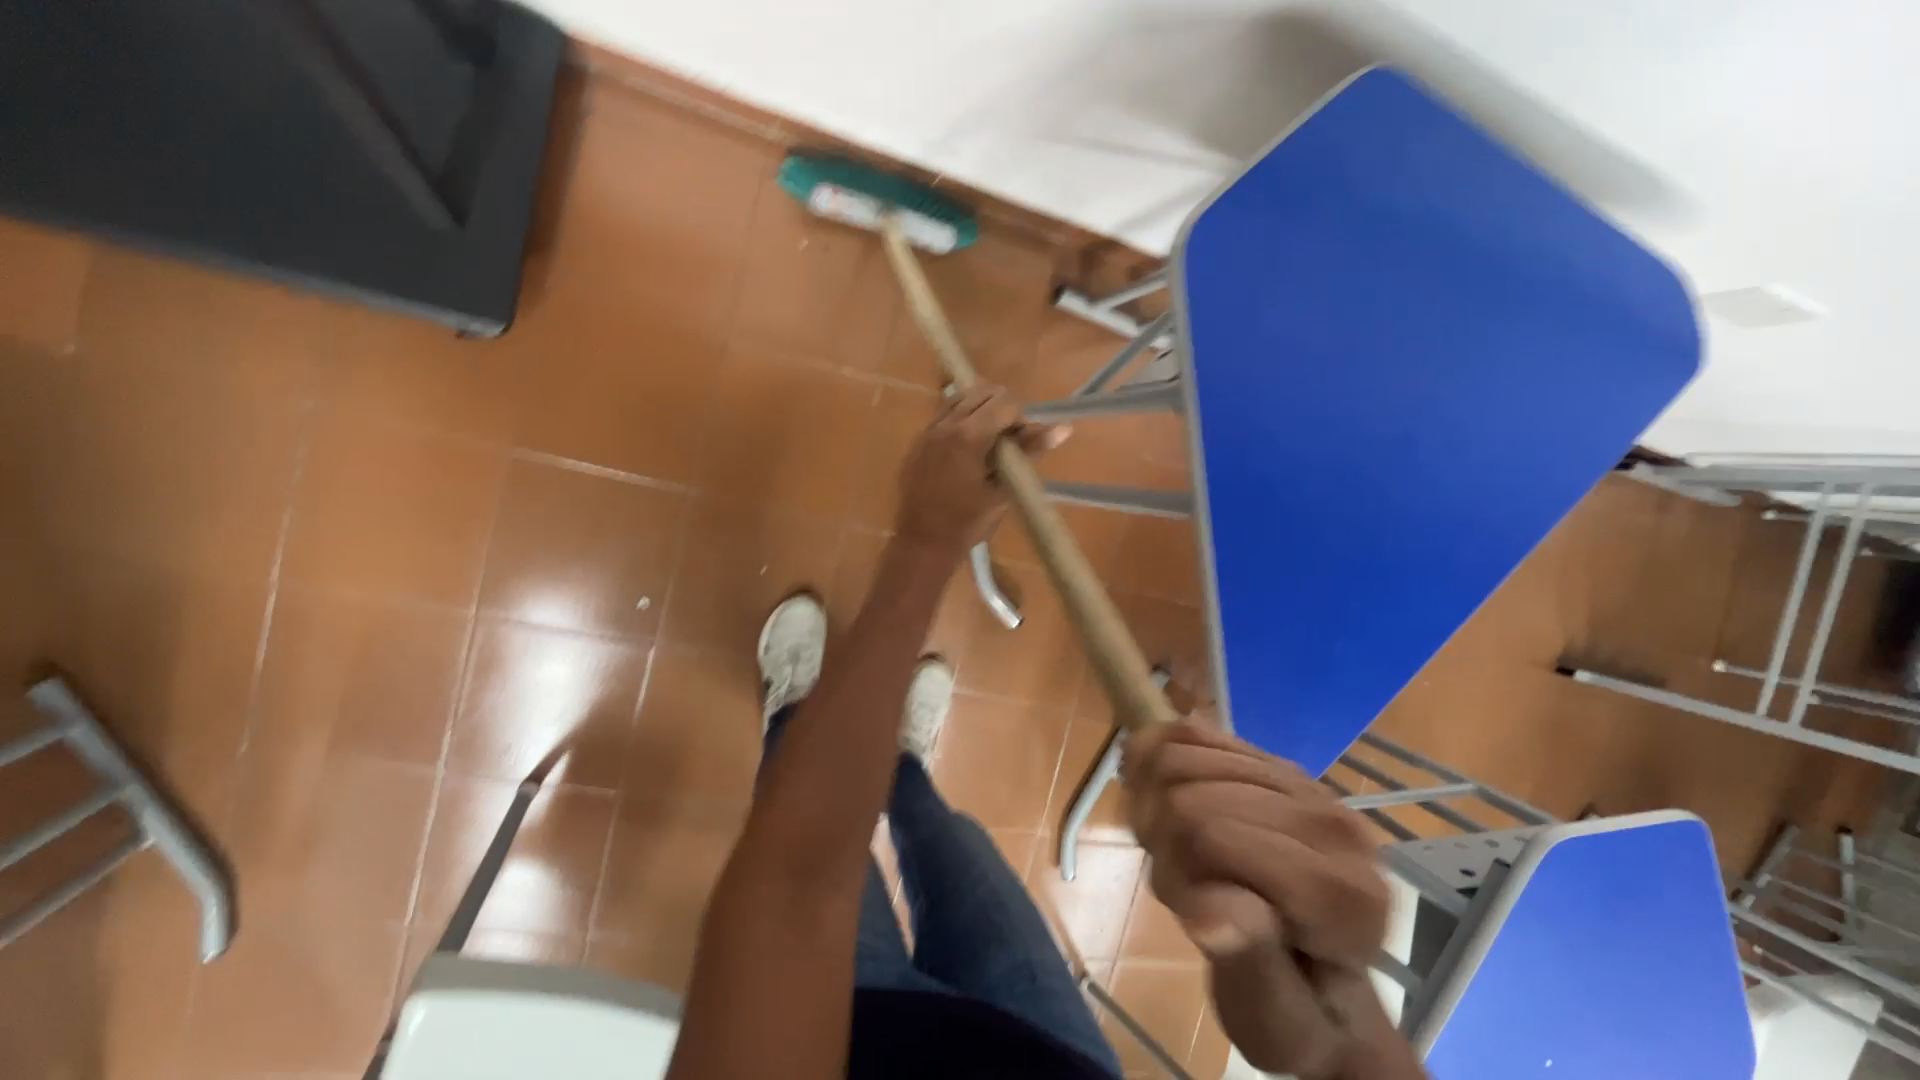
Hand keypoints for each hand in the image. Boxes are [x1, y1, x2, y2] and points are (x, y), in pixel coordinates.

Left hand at [893, 384, 1064, 552]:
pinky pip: (942, 414)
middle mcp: (946, 424)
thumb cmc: (967, 522)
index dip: (1021, 419)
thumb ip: (1028, 452)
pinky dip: (960, 418)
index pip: (1005, 403)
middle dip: (1002, 409)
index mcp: (969, 435)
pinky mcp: (918, 441)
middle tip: (1009, 441)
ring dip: (980, 409)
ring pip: (960, 398)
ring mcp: (928, 431)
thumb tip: (1063, 428)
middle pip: (982, 392)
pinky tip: (967, 447)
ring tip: (989, 439)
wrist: (923, 542)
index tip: (1022, 445)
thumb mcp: (1003, 489)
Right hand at [1125, 721, 1415, 1079]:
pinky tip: (1163, 799)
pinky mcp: (1276, 765)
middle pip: (1191, 795)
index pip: (1213, 835)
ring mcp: (1305, 786)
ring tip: (1178, 850)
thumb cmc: (1294, 1012)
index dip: (1177, 875)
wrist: (1321, 982)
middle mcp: (1334, 825)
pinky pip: (1189, 733)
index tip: (1194, 921)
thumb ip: (1249, 963)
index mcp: (1344, 894)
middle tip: (1183, 886)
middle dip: (1164, 843)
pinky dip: (1155, 760)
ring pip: (1179, 755)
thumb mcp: (1273, 1019)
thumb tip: (1209, 915)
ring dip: (1156, 803)